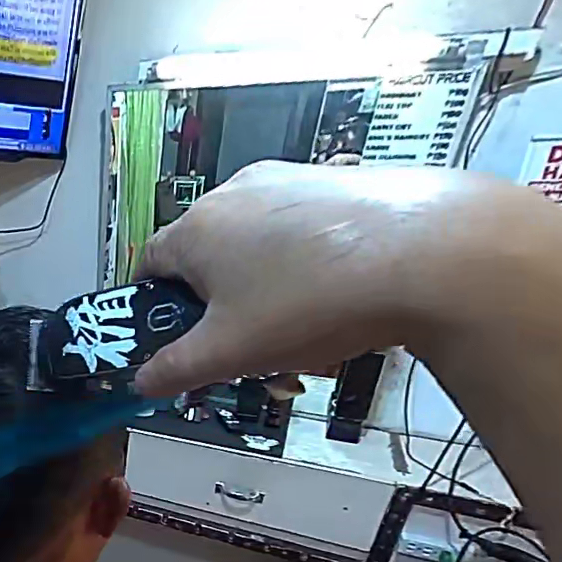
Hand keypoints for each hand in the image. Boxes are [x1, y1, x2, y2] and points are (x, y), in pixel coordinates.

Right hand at [132, 161, 561, 395]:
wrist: (422, 253)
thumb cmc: (304, 304)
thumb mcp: (229, 352)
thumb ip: (175, 369)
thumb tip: (139, 382)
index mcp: (196, 229)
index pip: (149, 264)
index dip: (155, 307)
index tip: (179, 340)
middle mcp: (234, 192)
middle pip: (205, 255)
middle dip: (214, 303)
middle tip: (243, 343)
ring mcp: (288, 178)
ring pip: (254, 243)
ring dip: (259, 285)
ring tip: (298, 325)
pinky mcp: (335, 179)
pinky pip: (298, 229)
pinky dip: (301, 263)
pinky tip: (336, 292)